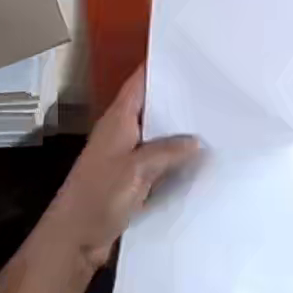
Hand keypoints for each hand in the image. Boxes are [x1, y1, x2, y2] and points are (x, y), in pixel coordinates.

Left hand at [35, 67, 199, 270]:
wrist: (76, 236)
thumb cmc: (99, 195)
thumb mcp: (136, 169)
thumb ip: (166, 151)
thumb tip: (196, 139)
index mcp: (117, 119)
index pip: (138, 83)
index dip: (157, 68)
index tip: (187, 56)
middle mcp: (121, 132)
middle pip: (150, 108)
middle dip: (176, 100)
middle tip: (215, 92)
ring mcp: (125, 156)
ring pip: (156, 136)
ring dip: (179, 132)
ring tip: (216, 124)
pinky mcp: (130, 179)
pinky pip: (157, 161)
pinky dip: (175, 160)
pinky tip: (200, 163)